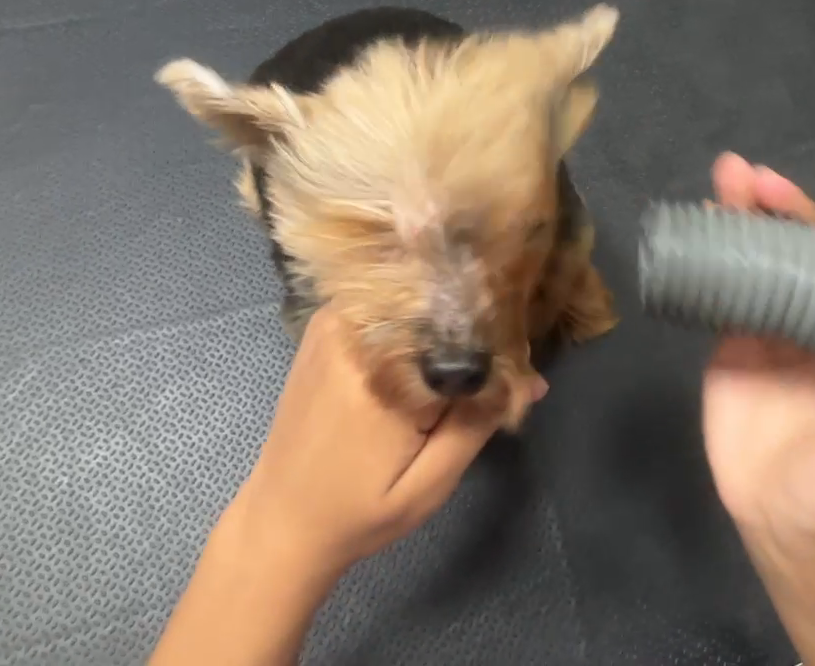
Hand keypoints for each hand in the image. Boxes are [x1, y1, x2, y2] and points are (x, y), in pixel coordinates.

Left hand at [225, 307, 549, 573]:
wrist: (281, 520)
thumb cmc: (360, 511)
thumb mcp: (429, 483)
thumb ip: (477, 424)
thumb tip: (533, 379)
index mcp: (380, 372)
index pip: (456, 322)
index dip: (492, 329)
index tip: (517, 347)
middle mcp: (352, 332)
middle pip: (431, 298)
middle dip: (466, 319)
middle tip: (491, 352)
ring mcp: (332, 322)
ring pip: (408, 294)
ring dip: (436, 314)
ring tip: (455, 350)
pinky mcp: (324, 325)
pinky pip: (382, 299)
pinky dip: (408, 312)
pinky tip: (420, 343)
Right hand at [705, 152, 814, 552]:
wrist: (780, 520)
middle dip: (795, 209)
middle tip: (764, 183)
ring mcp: (784, 320)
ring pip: (770, 253)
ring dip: (752, 211)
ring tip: (729, 175)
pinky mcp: (739, 332)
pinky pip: (728, 281)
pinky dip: (716, 247)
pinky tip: (704, 217)